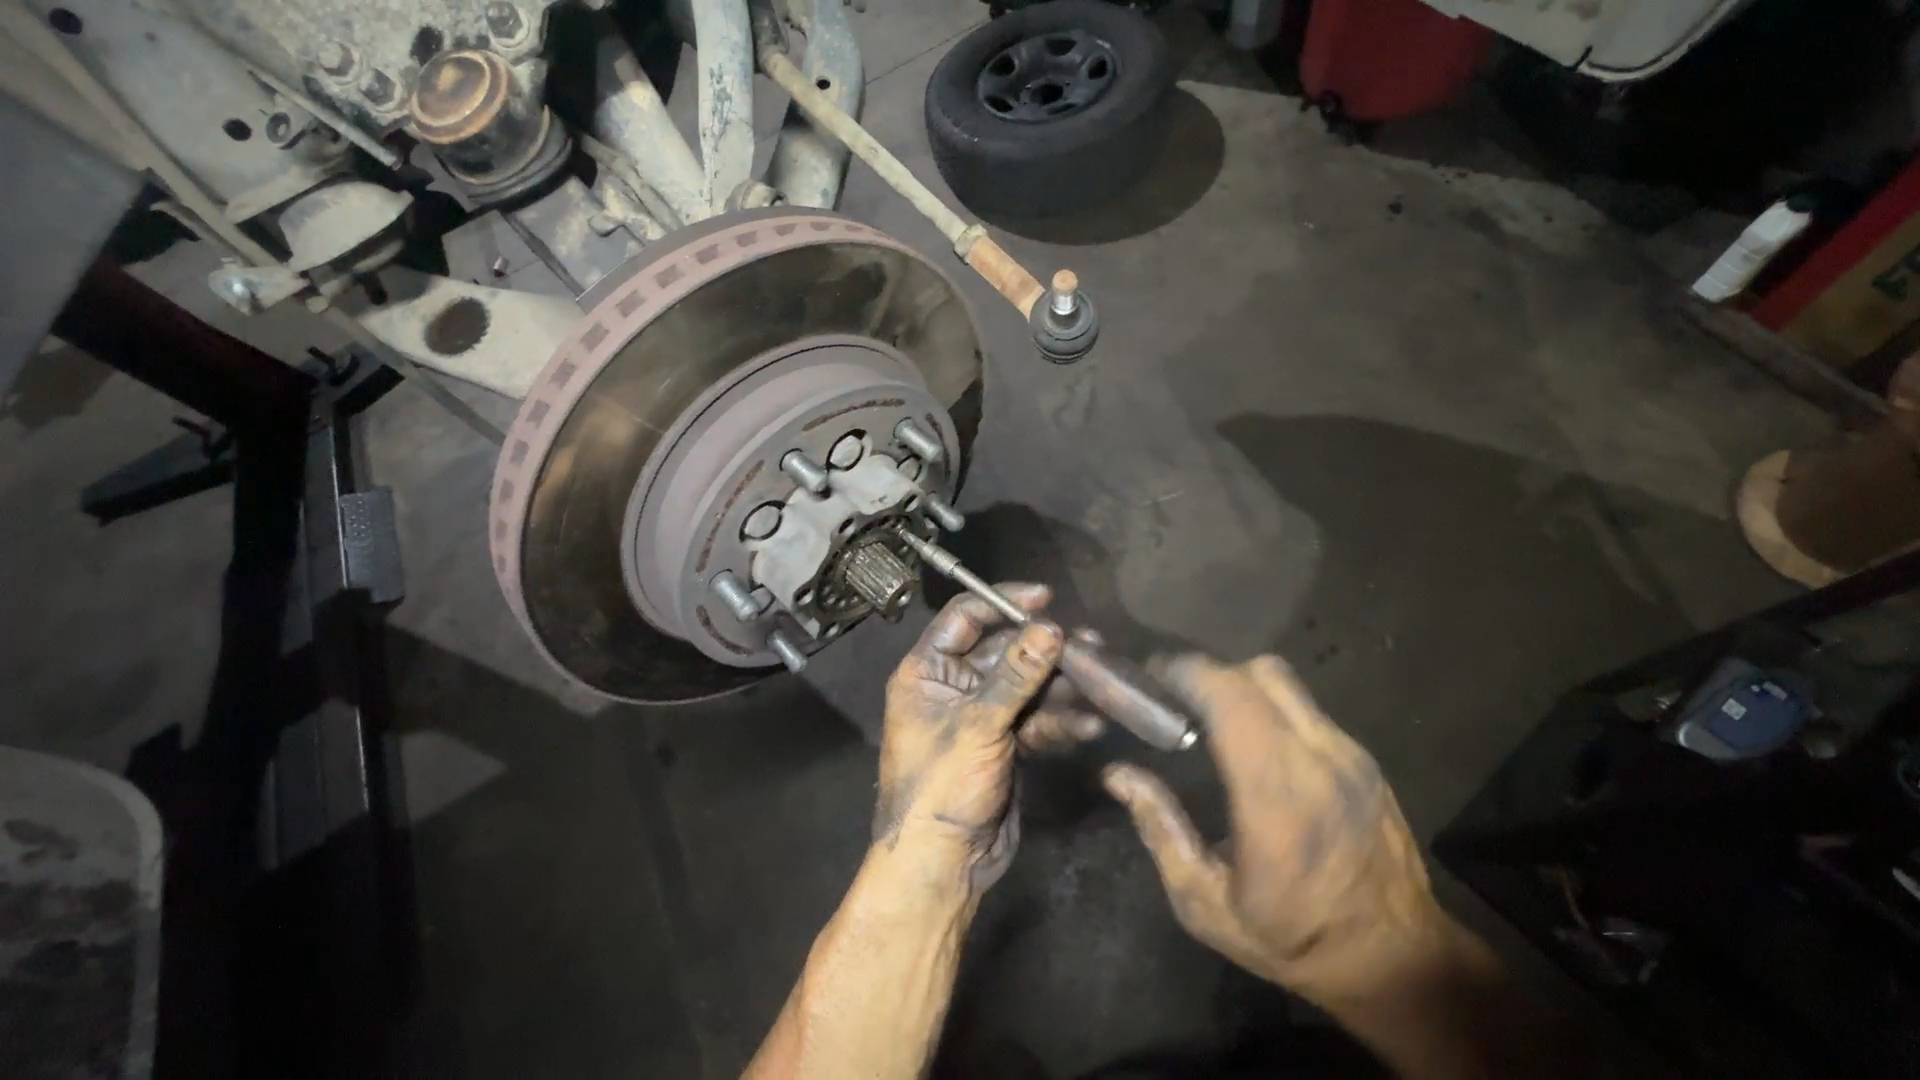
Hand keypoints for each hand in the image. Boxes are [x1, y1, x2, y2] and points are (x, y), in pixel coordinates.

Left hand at [874, 585, 1103, 891]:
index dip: (1003, 603)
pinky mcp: (1005, 744)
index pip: (965, 618)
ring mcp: (981, 717)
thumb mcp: (979, 724)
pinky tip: (1090, 725)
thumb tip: (1051, 628)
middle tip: (1091, 646)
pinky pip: (1036, 720)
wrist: (944, 862)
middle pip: (1004, 652)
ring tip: (1102, 684)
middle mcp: (953, 687)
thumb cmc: (943, 785)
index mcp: (927, 671)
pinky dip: (1061, 722)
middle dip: (1046, 651)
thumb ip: (1018, 675)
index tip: (1046, 599)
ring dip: (1062, 687)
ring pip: (1027, 687)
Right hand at [1103, 655, 1451, 1003]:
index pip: (1232, 698)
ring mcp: (1350, 757)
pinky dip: (1271, 709)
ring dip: (1241, 688)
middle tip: (1177, 700)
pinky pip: (1308, 710)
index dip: (1187, 673)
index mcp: (1276, 797)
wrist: (1397, 960)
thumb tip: (1117, 773)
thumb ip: (1161, 829)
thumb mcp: (1206, 904)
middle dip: (1211, 674)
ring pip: (1288, 685)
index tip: (1152, 681)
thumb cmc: (1292, 938)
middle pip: (1261, 672)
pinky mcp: (1366, 761)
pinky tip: (1254, 747)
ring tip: (1211, 720)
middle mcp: (1319, 762)